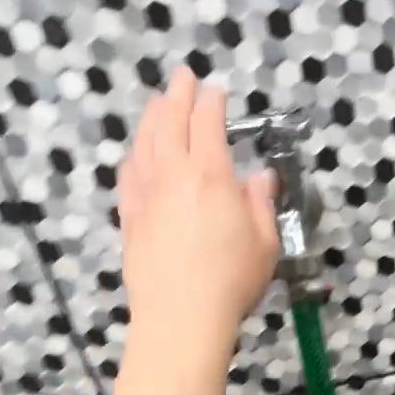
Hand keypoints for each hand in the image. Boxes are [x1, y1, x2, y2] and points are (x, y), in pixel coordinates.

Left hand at [118, 67, 278, 353]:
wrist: (181, 317)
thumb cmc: (231, 282)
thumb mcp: (265, 244)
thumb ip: (261, 205)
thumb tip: (260, 179)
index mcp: (210, 176)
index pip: (208, 123)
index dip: (213, 102)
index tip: (217, 92)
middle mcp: (173, 175)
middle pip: (170, 121)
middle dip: (177, 95)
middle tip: (182, 78)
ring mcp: (146, 194)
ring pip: (144, 143)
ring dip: (152, 118)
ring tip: (158, 106)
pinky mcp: (130, 218)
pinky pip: (128, 175)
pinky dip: (134, 156)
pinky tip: (136, 154)